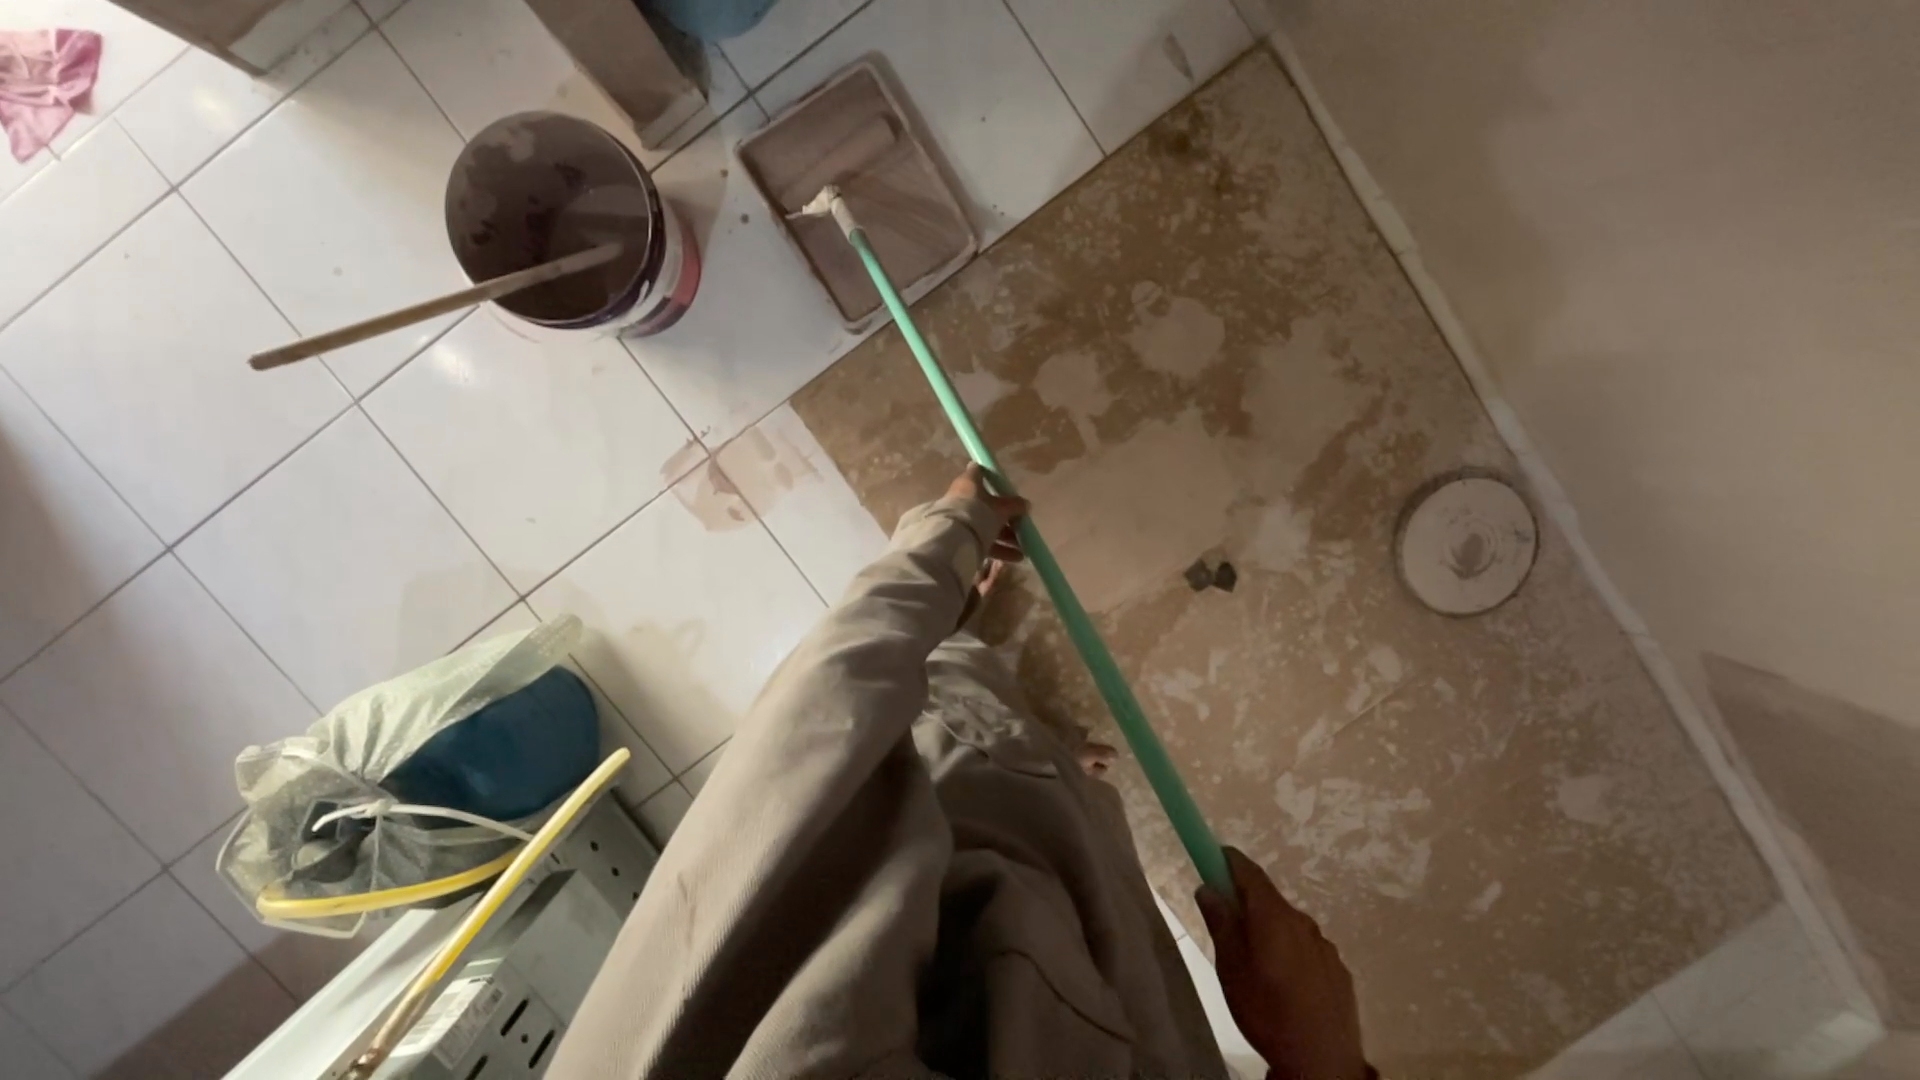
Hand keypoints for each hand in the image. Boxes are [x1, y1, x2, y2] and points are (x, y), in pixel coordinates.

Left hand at [945, 463, 1027, 562]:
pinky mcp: (961, 537)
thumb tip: (1026, 504)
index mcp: (969, 484)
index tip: (1003, 483)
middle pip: (988, 505)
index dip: (990, 475)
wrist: (953, 539)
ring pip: (987, 525)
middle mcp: (963, 499)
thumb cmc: (978, 513)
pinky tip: (1016, 557)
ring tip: (1023, 547)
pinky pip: (983, 541)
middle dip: (1006, 517)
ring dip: (1006, 536)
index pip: (979, 472)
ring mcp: (961, 519)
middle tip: (1021, 525)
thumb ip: (1014, 505)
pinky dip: (999, 548)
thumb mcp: (1001, 508)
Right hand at [1196, 848, 1371, 1079]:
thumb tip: (1208, 887)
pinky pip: (1308, 950)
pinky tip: (1285, 985)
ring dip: (1270, 931)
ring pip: (1289, 926)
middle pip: (1269, 899)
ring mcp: (1325, 947)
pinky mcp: (1339, 972)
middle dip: (1247, 902)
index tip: (1213, 858)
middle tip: (1227, 924)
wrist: (1322, 1064)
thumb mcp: (1230, 968)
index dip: (1229, 860)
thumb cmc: (1266, 1011)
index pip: (1249, 871)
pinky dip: (1291, 953)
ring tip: (1257, 965)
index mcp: (1273, 916)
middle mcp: (1302, 922)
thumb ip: (1220, 923)